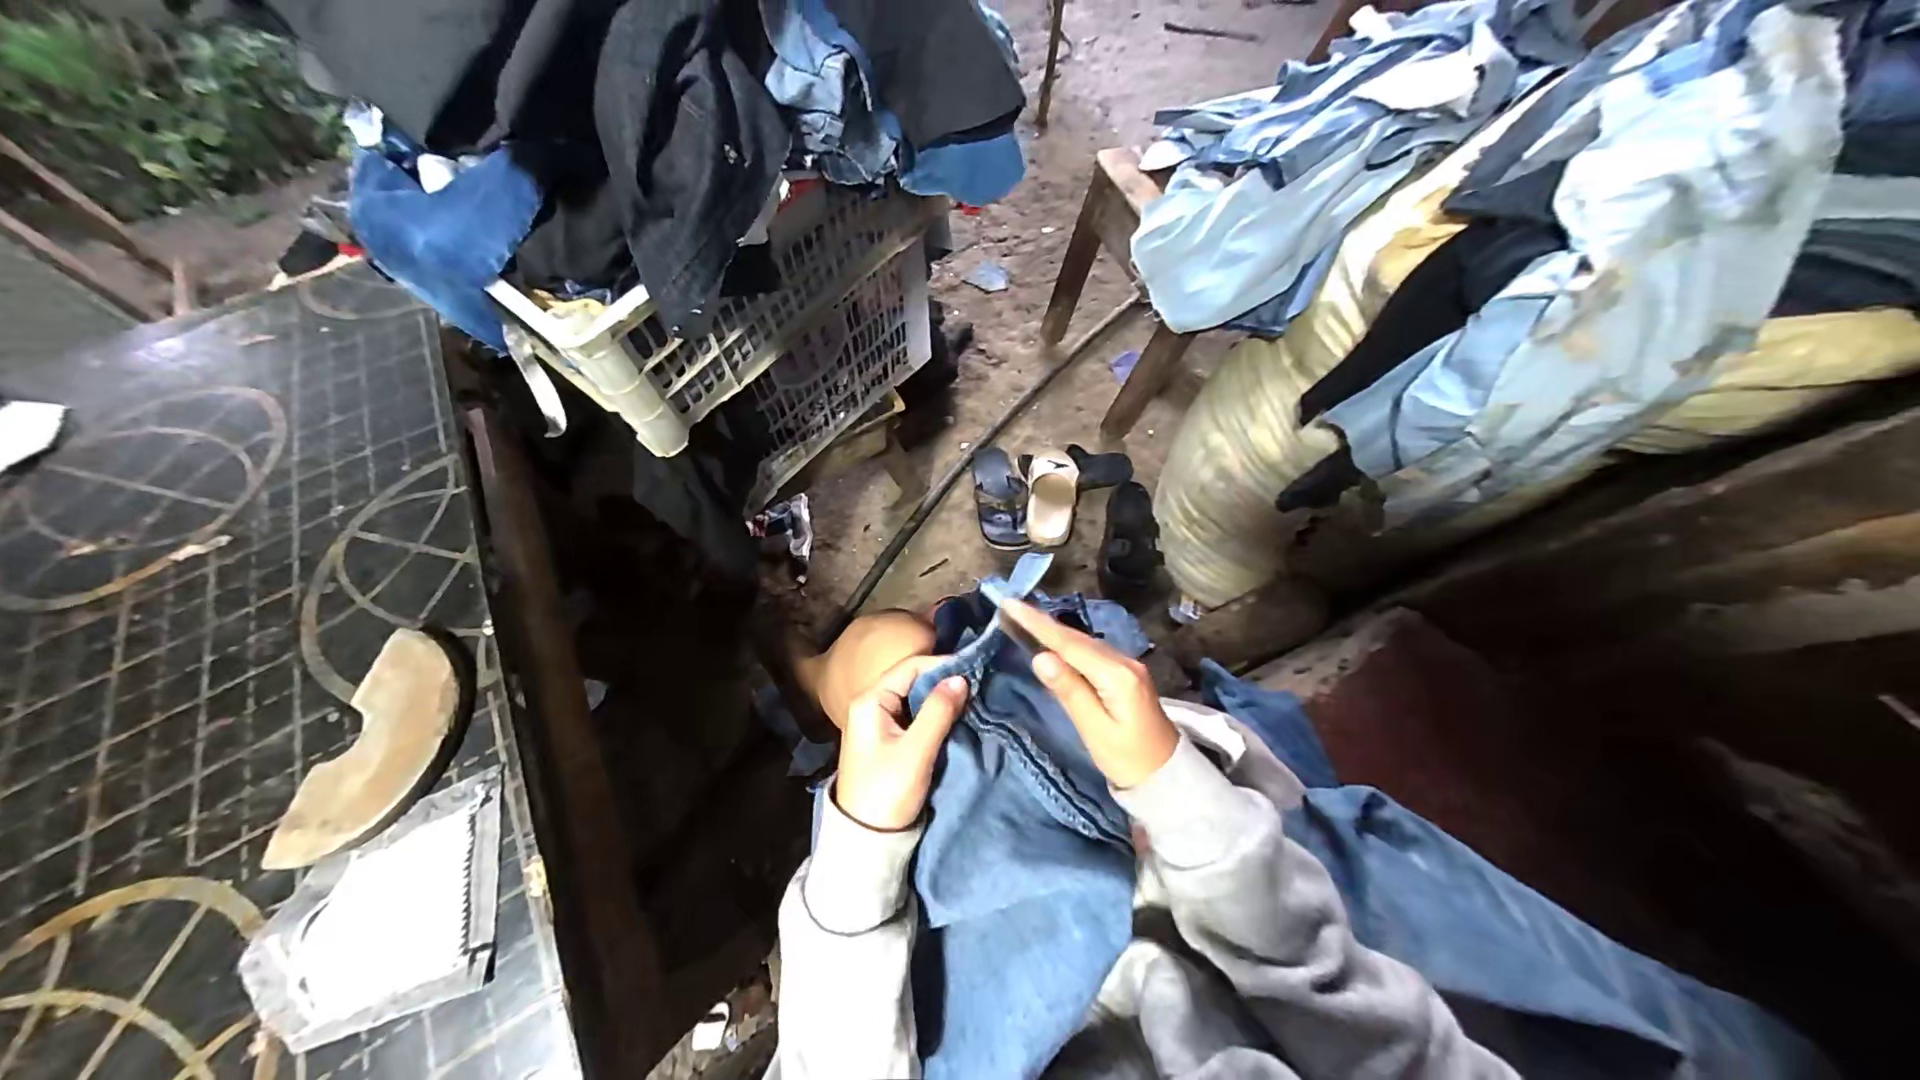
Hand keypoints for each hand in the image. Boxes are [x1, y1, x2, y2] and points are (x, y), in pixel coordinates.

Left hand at [834, 655, 968, 830]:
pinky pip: (914, 716)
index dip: (942, 665)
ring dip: (941, 699)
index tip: (974, 670)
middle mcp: (871, 705)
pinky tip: (955, 718)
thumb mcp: (916, 751)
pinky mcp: (888, 739)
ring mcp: (878, 722)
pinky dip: (934, 714)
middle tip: (976, 687)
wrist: (866, 839)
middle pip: (913, 679)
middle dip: (944, 681)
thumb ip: (938, 711)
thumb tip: (960, 677)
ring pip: (915, 698)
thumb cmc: (888, 792)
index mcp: (870, 700)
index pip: (911, 666)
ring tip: (971, 701)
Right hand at [997, 597, 1177, 788]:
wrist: (1168, 777)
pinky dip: (1069, 642)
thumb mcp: (1095, 731)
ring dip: (1055, 629)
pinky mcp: (1126, 675)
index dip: (1038, 624)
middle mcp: (1125, 662)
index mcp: (1117, 675)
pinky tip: (1054, 640)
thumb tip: (1041, 657)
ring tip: (1024, 617)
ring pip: (1085, 642)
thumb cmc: (1128, 760)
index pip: (1070, 644)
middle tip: (1011, 606)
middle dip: (1043, 621)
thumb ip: (1070, 691)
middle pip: (1077, 638)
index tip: (1011, 604)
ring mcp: (1128, 666)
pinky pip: (1092, 651)